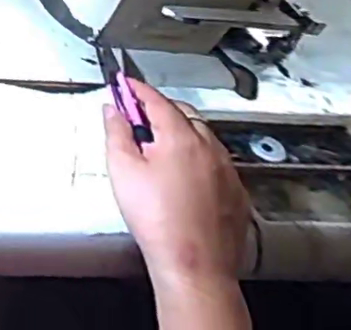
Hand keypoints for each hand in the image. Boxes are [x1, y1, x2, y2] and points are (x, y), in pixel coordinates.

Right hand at [104, 79, 251, 289]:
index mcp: (180, 138)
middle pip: (183, 112)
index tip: (124, 83)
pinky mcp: (236, 194)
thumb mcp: (121, 166)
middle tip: (135, 114)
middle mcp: (210, 150)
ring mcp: (227, 172)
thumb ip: (116, 130)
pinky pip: (216, 160)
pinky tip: (180, 169)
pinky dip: (197, 153)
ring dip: (180, 129)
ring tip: (156, 143)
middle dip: (158, 107)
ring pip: (203, 135)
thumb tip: (114, 110)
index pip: (156, 99)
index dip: (136, 88)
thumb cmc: (158, 220)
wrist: (193, 267)